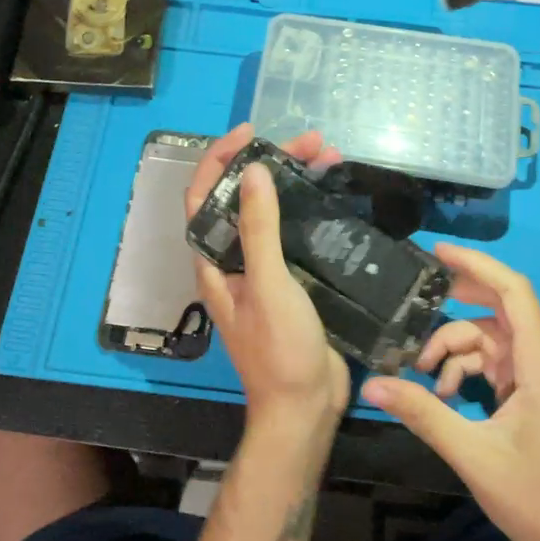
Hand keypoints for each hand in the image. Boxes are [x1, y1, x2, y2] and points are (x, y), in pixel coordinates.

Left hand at [186, 124, 348, 434]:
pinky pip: (297, 232)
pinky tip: (336, 195)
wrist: (305, 408)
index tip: (252, 132)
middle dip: (272, 164)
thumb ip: (259, 228)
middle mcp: (234, 260)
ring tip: (331, 157)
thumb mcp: (267, 284)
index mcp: (214, 260)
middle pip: (244, 197)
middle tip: (312, 142)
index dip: (220, 158)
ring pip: (274, 211)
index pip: (203, 196)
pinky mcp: (293, 279)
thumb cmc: (278, 349)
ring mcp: (264, 269)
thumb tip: (253, 169)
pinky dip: (313, 208)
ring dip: (296, 181)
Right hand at [361, 244, 539, 540]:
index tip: (438, 252)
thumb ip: (424, 414)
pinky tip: (447, 397)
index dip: (478, 266)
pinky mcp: (539, 399)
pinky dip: (471, 372)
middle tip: (417, 302)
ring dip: (458, 350)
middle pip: (503, 310)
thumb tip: (372, 383)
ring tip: (423, 377)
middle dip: (458, 303)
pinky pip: (502, 366)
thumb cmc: (538, 500)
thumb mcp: (474, 457)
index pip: (516, 294)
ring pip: (496, 341)